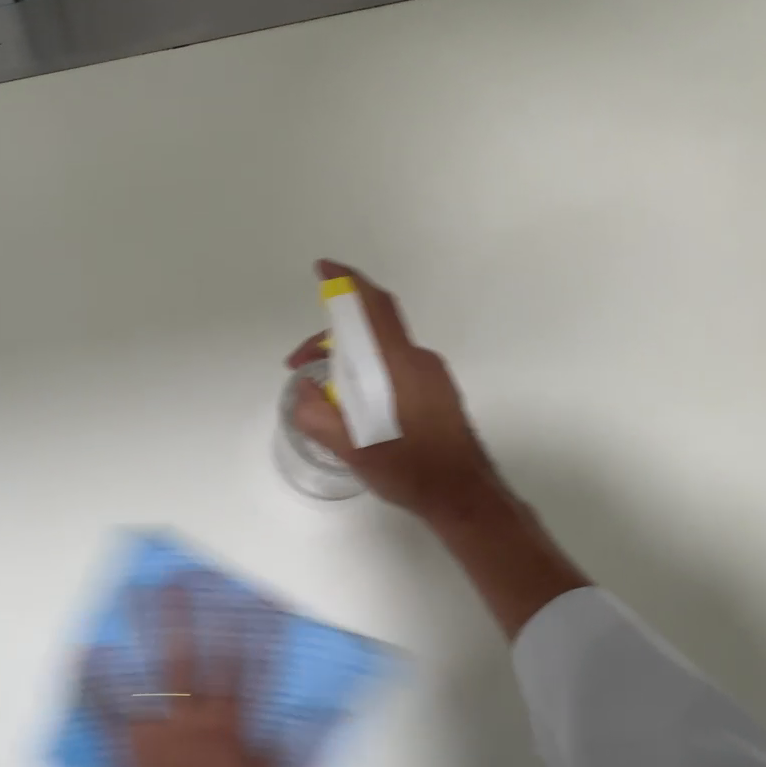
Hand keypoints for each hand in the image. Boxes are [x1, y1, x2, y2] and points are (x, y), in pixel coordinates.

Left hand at [85, 577, 290, 766]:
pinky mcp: (128, 751)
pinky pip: (108, 712)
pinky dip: (96, 683)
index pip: (243, 668)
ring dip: (139, 634)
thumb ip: (299, 746)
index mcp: (226, 728)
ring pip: (146, 672)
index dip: (252, 631)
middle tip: (178, 580)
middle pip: (186, 658)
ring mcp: (154, 733)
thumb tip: (327, 712)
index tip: (254, 597)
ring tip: (132, 595)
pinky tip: (87, 652)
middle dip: (183, 615)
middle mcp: (188, 721)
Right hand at [286, 260, 589, 638]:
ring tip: (325, 394)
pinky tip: (357, 405)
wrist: (464, 497)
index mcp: (398, 365)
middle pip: (372, 329)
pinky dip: (369, 373)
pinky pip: (396, 367)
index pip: (372, 308)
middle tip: (301, 366)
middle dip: (331, 337)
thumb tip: (304, 390)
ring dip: (349, 359)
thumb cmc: (409, 470)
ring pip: (383, 351)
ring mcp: (432, 376)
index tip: (324, 269)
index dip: (346, 283)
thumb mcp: (352, 448)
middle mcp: (419, 361)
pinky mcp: (437, 393)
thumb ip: (319, 415)